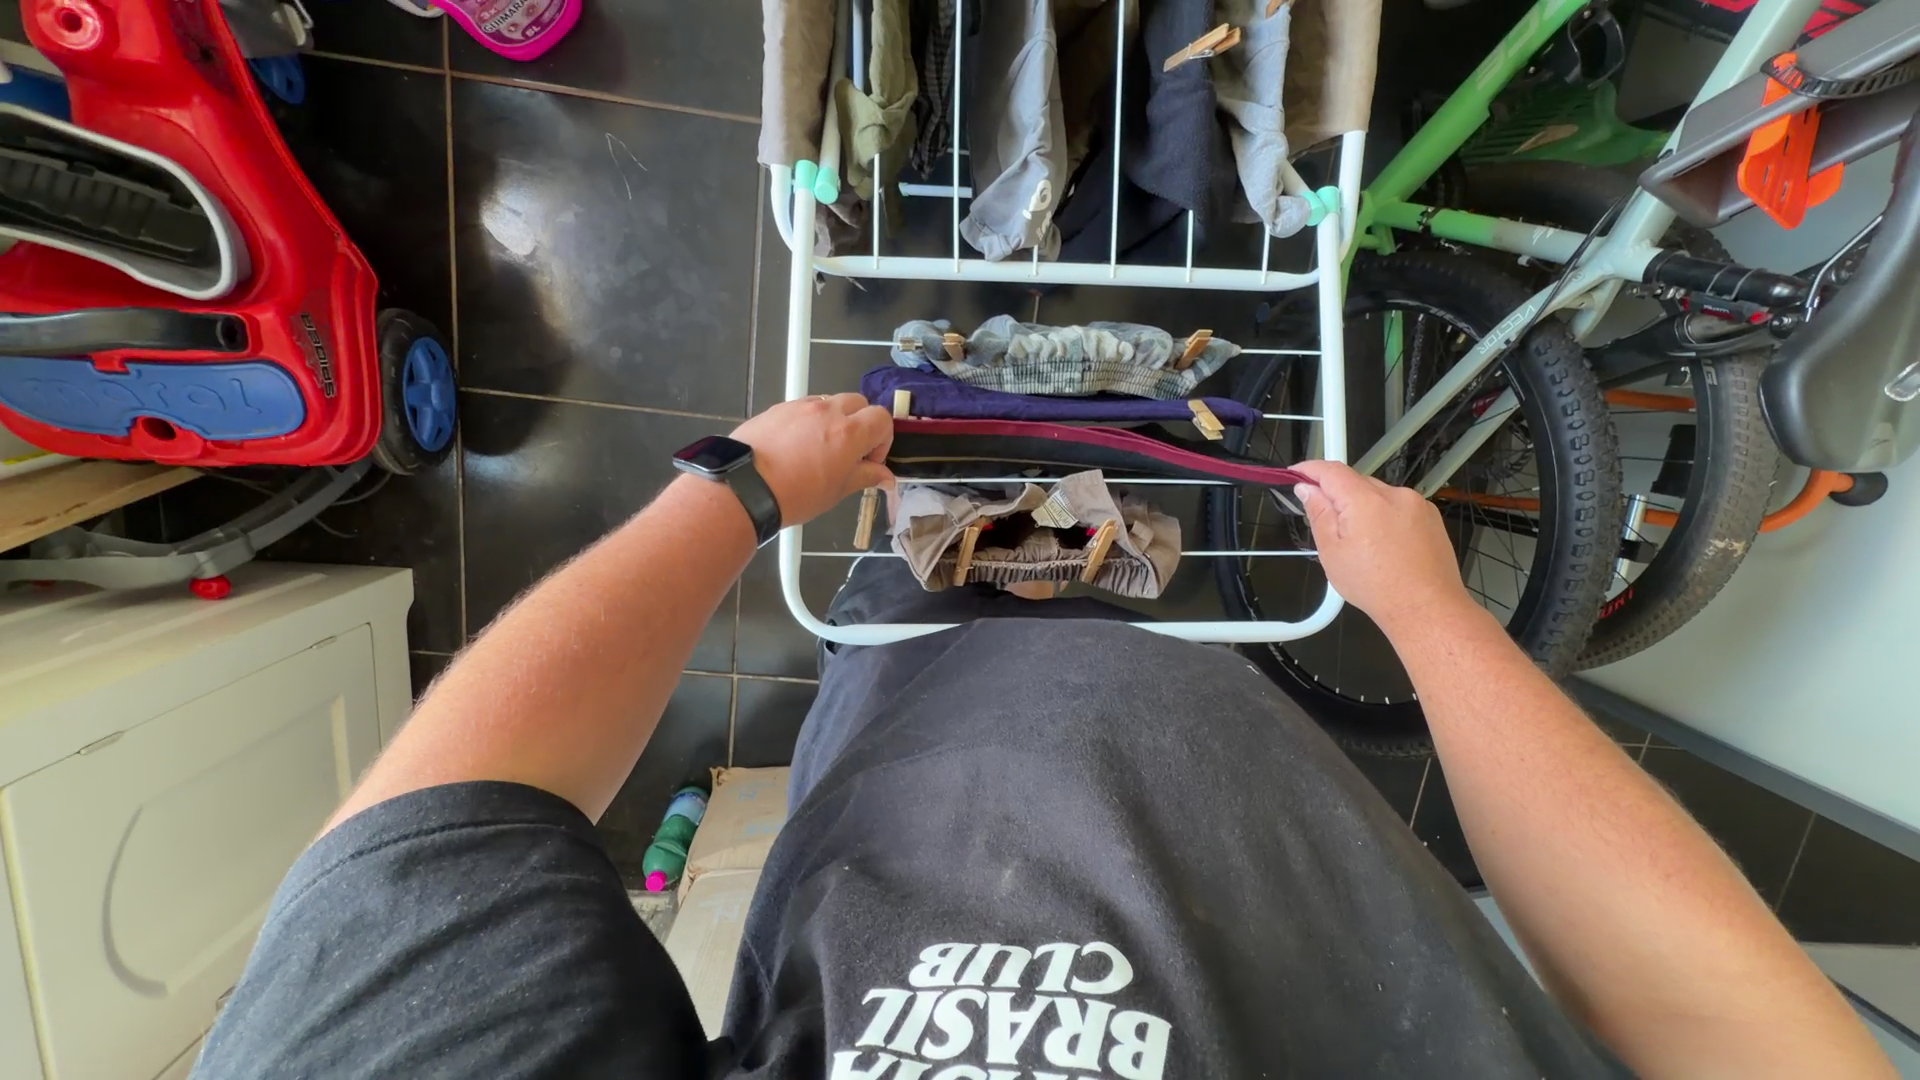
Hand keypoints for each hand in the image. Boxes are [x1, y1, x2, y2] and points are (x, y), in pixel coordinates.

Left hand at [730, 394, 894, 525]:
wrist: (744, 487)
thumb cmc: (797, 494)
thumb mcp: (837, 491)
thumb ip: (865, 476)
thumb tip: (886, 476)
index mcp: (850, 432)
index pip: (882, 418)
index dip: (882, 440)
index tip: (869, 461)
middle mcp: (828, 411)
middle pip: (858, 403)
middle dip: (860, 423)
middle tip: (849, 452)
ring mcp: (801, 406)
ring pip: (830, 401)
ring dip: (834, 419)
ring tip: (820, 449)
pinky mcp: (778, 408)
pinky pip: (803, 407)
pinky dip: (809, 420)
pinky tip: (795, 446)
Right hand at [1289, 460, 1478, 634]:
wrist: (1426, 607)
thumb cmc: (1374, 585)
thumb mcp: (1332, 552)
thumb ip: (1319, 514)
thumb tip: (1307, 489)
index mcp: (1365, 501)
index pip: (1331, 471)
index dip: (1309, 469)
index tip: (1294, 474)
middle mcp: (1394, 494)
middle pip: (1355, 482)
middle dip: (1336, 495)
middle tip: (1324, 521)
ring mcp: (1417, 504)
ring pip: (1378, 494)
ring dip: (1361, 506)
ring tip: (1358, 541)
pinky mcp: (1431, 516)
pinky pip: (1398, 506)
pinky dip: (1383, 515)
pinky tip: (1382, 544)